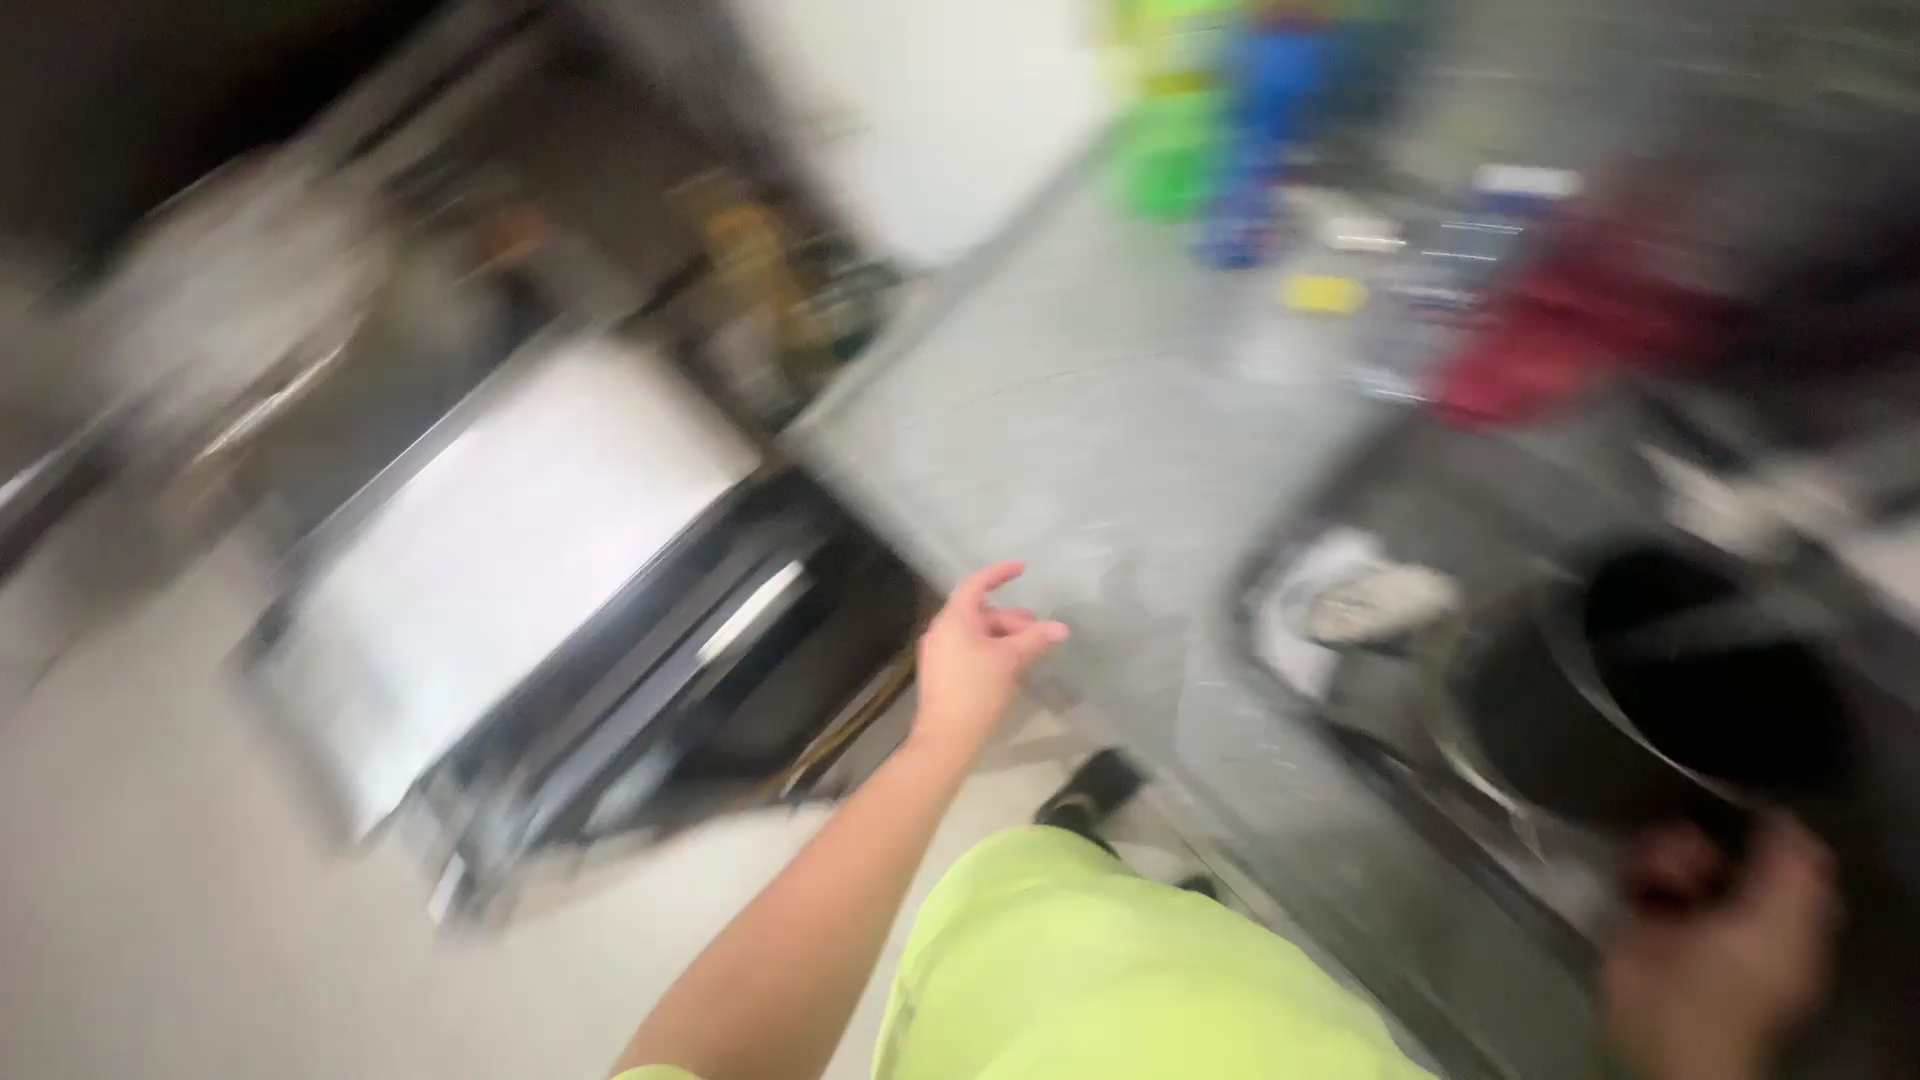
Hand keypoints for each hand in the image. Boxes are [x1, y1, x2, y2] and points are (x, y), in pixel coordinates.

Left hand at [911, 561, 1068, 758]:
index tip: (1023, 568)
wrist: (946, 738)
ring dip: (1002, 636)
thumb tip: (1061, 628)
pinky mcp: (940, 673)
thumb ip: (1034, 639)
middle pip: (979, 612)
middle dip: (1010, 618)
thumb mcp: (1010, 660)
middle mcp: (941, 631)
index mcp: (953, 619)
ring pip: (974, 632)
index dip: (999, 573)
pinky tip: (1009, 666)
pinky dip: (990, 649)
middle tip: (1037, 631)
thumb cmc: (977, 691)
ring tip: (1028, 651)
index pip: (976, 584)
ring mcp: (938, 653)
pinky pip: (968, 649)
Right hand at [1603, 816, 1841, 1079]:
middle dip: (1700, 845)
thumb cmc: (1731, 975)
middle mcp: (1737, 911)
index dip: (1761, 838)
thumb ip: (1789, 872)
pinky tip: (1637, 880)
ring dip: (1665, 854)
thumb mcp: (1777, 925)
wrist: (1660, 1009)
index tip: (1738, 816)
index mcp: (1783, 920)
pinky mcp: (1639, 907)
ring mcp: (1685, 909)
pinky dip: (1636, 866)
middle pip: (1719, 852)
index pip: (1777, 863)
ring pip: (1675, 855)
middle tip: (1690, 856)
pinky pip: (1638, 867)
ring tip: (1659, 874)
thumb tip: (1784, 816)